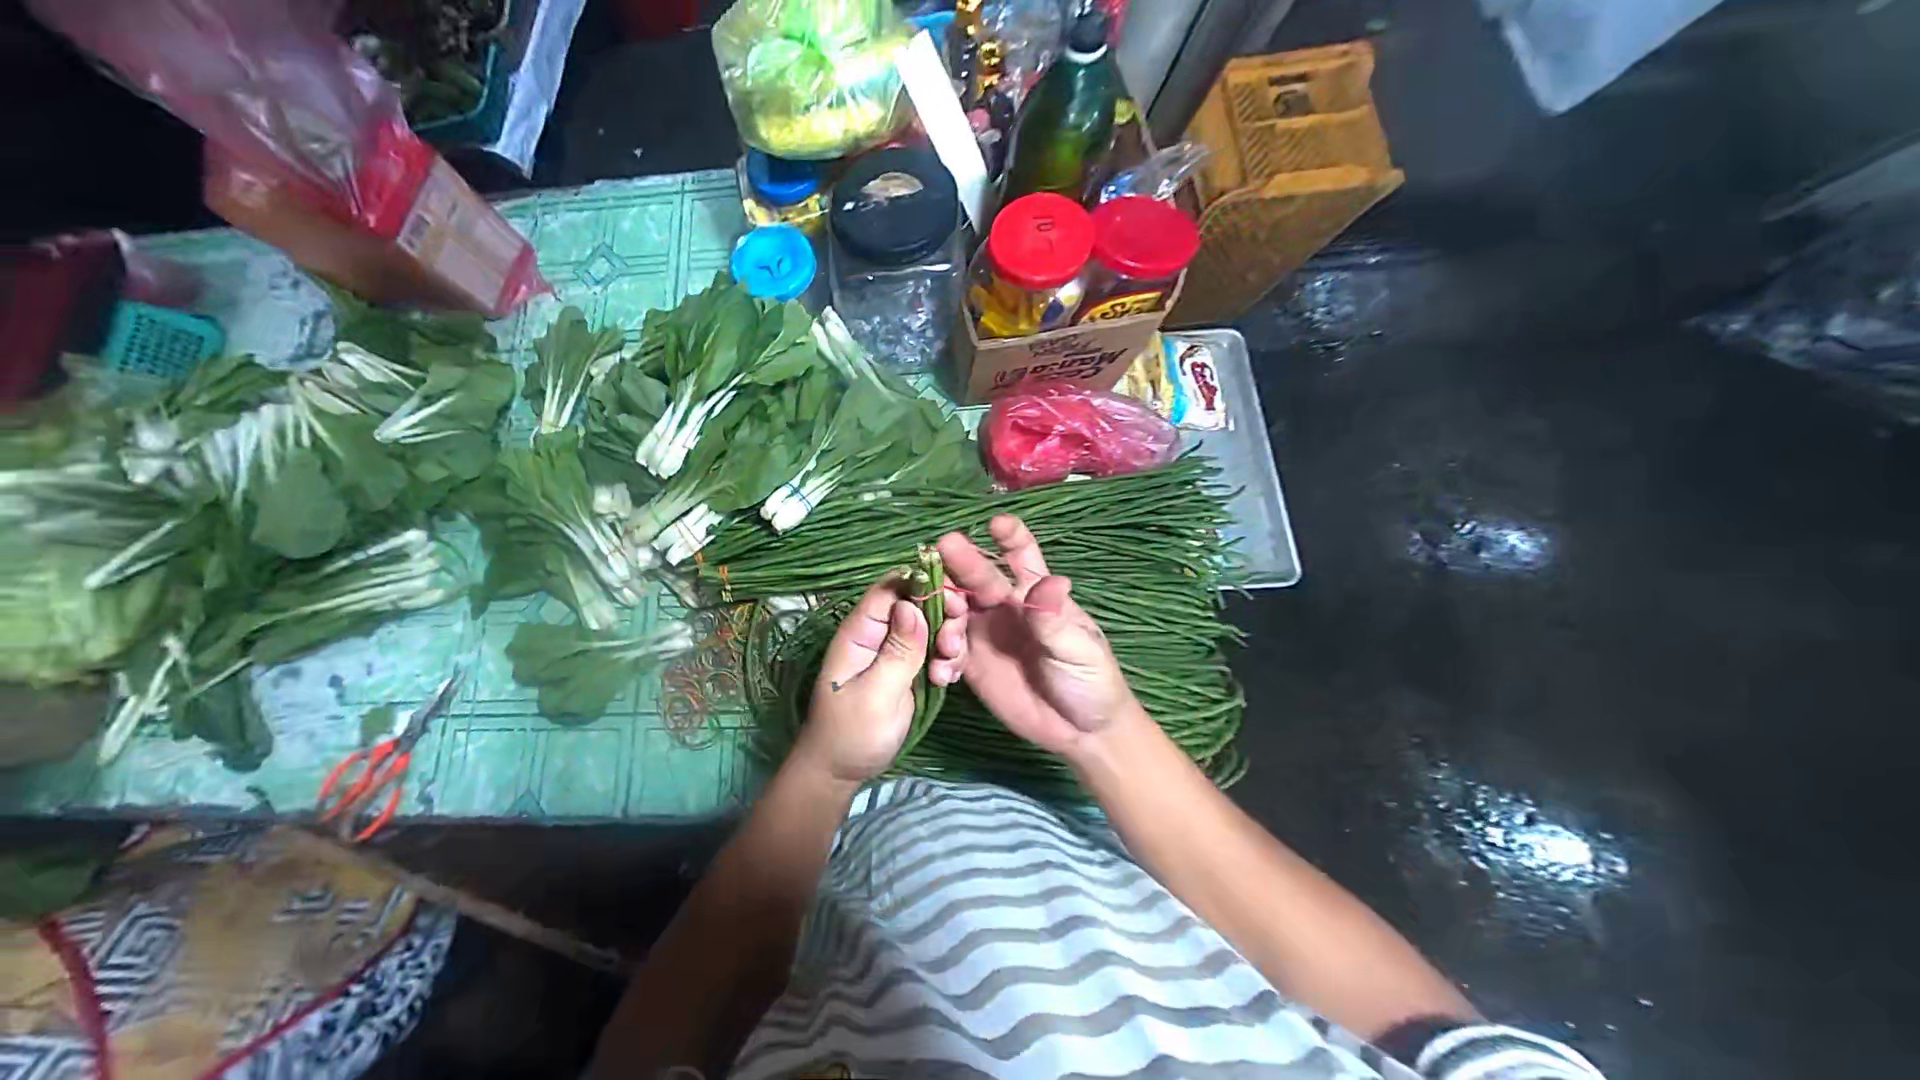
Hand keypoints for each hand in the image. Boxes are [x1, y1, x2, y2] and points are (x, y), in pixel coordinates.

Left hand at [795, 576, 967, 784]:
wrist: (843, 770)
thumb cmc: (851, 733)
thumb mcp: (876, 694)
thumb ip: (898, 651)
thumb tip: (912, 606)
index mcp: (861, 631)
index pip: (892, 588)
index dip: (924, 586)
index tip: (953, 603)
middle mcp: (880, 633)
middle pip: (919, 602)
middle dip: (944, 618)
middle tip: (950, 648)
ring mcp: (897, 649)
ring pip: (934, 625)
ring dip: (949, 642)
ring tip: (944, 673)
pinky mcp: (911, 666)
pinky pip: (937, 649)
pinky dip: (948, 660)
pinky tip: (946, 680)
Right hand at [936, 515, 1141, 758]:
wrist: (1083, 731)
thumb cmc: (1091, 679)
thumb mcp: (1079, 649)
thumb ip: (1056, 620)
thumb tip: (1052, 581)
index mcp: (1035, 594)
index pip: (1020, 555)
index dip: (1009, 536)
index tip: (996, 523)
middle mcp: (1004, 606)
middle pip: (976, 577)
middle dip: (959, 563)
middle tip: (942, 551)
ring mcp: (985, 634)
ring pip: (953, 611)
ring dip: (943, 615)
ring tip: (950, 640)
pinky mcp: (972, 665)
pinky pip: (947, 653)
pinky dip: (940, 658)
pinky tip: (944, 672)